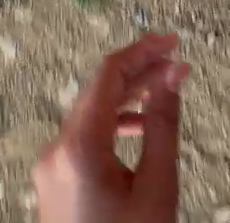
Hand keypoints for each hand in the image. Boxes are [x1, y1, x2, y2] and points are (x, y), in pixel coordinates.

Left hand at [34, 34, 189, 222]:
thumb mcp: (157, 187)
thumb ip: (162, 123)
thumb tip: (171, 72)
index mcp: (78, 145)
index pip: (109, 74)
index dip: (144, 50)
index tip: (176, 42)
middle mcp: (56, 148)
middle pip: (99, 89)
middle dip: (140, 68)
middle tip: (178, 59)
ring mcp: (51, 166)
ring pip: (92, 110)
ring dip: (129, 93)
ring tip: (166, 86)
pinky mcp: (54, 180)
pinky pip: (85, 134)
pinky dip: (114, 120)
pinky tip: (140, 124)